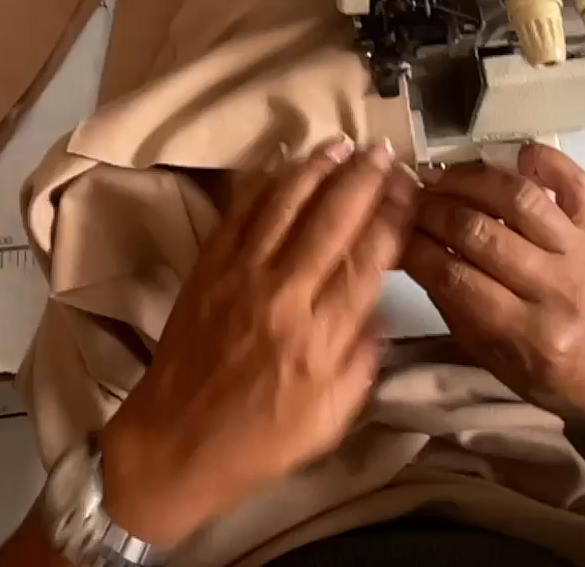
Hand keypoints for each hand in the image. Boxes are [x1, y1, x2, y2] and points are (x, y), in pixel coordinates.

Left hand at [97, 138, 414, 547]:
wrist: (175, 440)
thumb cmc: (260, 439)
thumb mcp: (332, 417)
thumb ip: (362, 356)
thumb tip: (378, 302)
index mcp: (318, 337)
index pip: (367, 260)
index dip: (392, 217)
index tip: (409, 190)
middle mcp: (282, 293)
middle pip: (331, 218)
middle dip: (363, 179)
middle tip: (383, 152)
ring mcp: (240, 272)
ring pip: (286, 203)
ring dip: (317, 168)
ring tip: (342, 144)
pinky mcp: (209, 263)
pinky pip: (241, 209)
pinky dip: (267, 180)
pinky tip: (287, 162)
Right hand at [402, 143, 584, 435]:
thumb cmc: (540, 369)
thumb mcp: (484, 352)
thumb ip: (448, 298)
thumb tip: (406, 243)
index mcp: (527, 333)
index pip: (455, 278)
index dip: (415, 247)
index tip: (389, 227)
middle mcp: (558, 289)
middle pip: (482, 232)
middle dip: (433, 210)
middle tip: (408, 198)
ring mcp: (582, 253)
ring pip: (519, 198)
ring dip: (471, 180)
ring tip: (441, 176)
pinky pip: (575, 181)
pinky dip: (545, 159)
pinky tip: (513, 153)